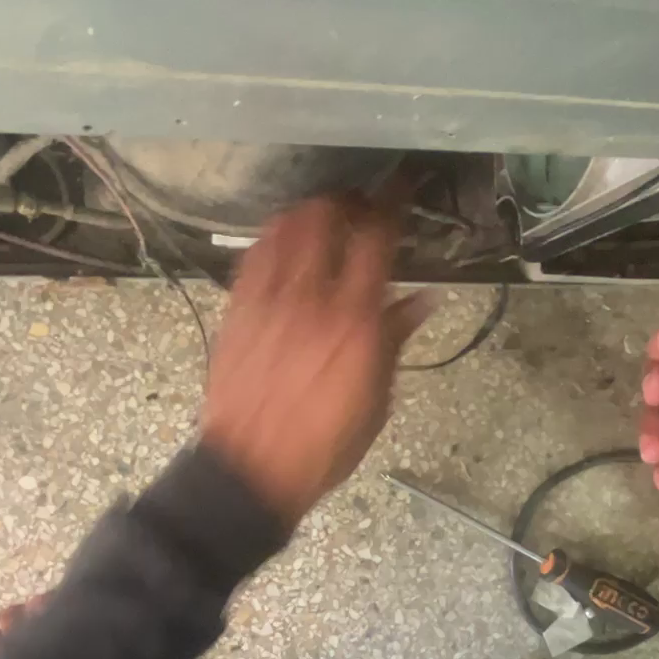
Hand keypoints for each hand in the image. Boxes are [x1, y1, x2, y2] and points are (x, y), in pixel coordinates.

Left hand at [201, 194, 434, 525]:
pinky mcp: (236, 311)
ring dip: (307, 213)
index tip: (401, 188)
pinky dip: (271, 239)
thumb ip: (394, 342)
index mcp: (355, 322)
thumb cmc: (323, 446)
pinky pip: (252, 255)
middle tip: (358, 208)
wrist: (252, 471)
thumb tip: (422, 300)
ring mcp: (267, 301)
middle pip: (327, 216)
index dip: (391, 203)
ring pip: (284, 226)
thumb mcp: (375, 403)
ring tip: (320, 220)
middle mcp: (310, 299)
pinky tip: (280, 246)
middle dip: (346, 201)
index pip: (377, 238)